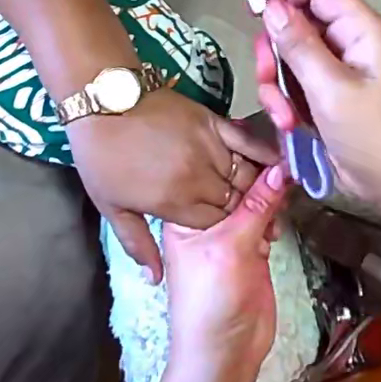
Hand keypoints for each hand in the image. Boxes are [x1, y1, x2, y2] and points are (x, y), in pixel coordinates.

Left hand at [70, 87, 277, 281]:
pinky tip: (278, 162)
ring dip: (262, 188)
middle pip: (236, 204)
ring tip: (275, 196)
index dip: (232, 234)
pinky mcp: (213, 123)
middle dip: (252, 215)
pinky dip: (264, 153)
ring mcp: (208, 149)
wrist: (103, 102)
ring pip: (246, 175)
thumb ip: (138, 245)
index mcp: (175, 204)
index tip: (245, 237)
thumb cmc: (102, 158)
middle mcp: (198, 179)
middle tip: (267, 221)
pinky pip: (246, 141)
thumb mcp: (111, 207)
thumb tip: (155, 279)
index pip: (216, 226)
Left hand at [161, 163, 288, 379]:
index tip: (271, 140)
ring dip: (272, 193)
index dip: (241, 156)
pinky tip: (287, 205)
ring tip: (290, 181)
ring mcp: (227, 232)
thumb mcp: (232, 246)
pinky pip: (264, 218)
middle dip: (260, 172)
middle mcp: (204, 217)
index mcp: (184, 212)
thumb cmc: (212, 297)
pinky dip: (277, 212)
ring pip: (252, 199)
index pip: (212, 171)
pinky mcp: (250, 246)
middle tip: (289, 157)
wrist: (224, 352)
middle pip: (234, 183)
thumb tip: (282, 167)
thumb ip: (257, 205)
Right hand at [252, 0, 380, 220]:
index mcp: (361, 30)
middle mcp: (349, 43)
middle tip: (266, 78)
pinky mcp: (329, 94)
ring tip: (284, 116)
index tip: (250, 8)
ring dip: (277, 83)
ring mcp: (338, 70)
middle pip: (296, 22)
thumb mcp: (332, 90)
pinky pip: (296, 83)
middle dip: (274, 50)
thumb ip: (299, 46)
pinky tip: (291, 124)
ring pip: (290, 56)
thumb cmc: (376, 136)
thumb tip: (270, 6)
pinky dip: (286, 100)